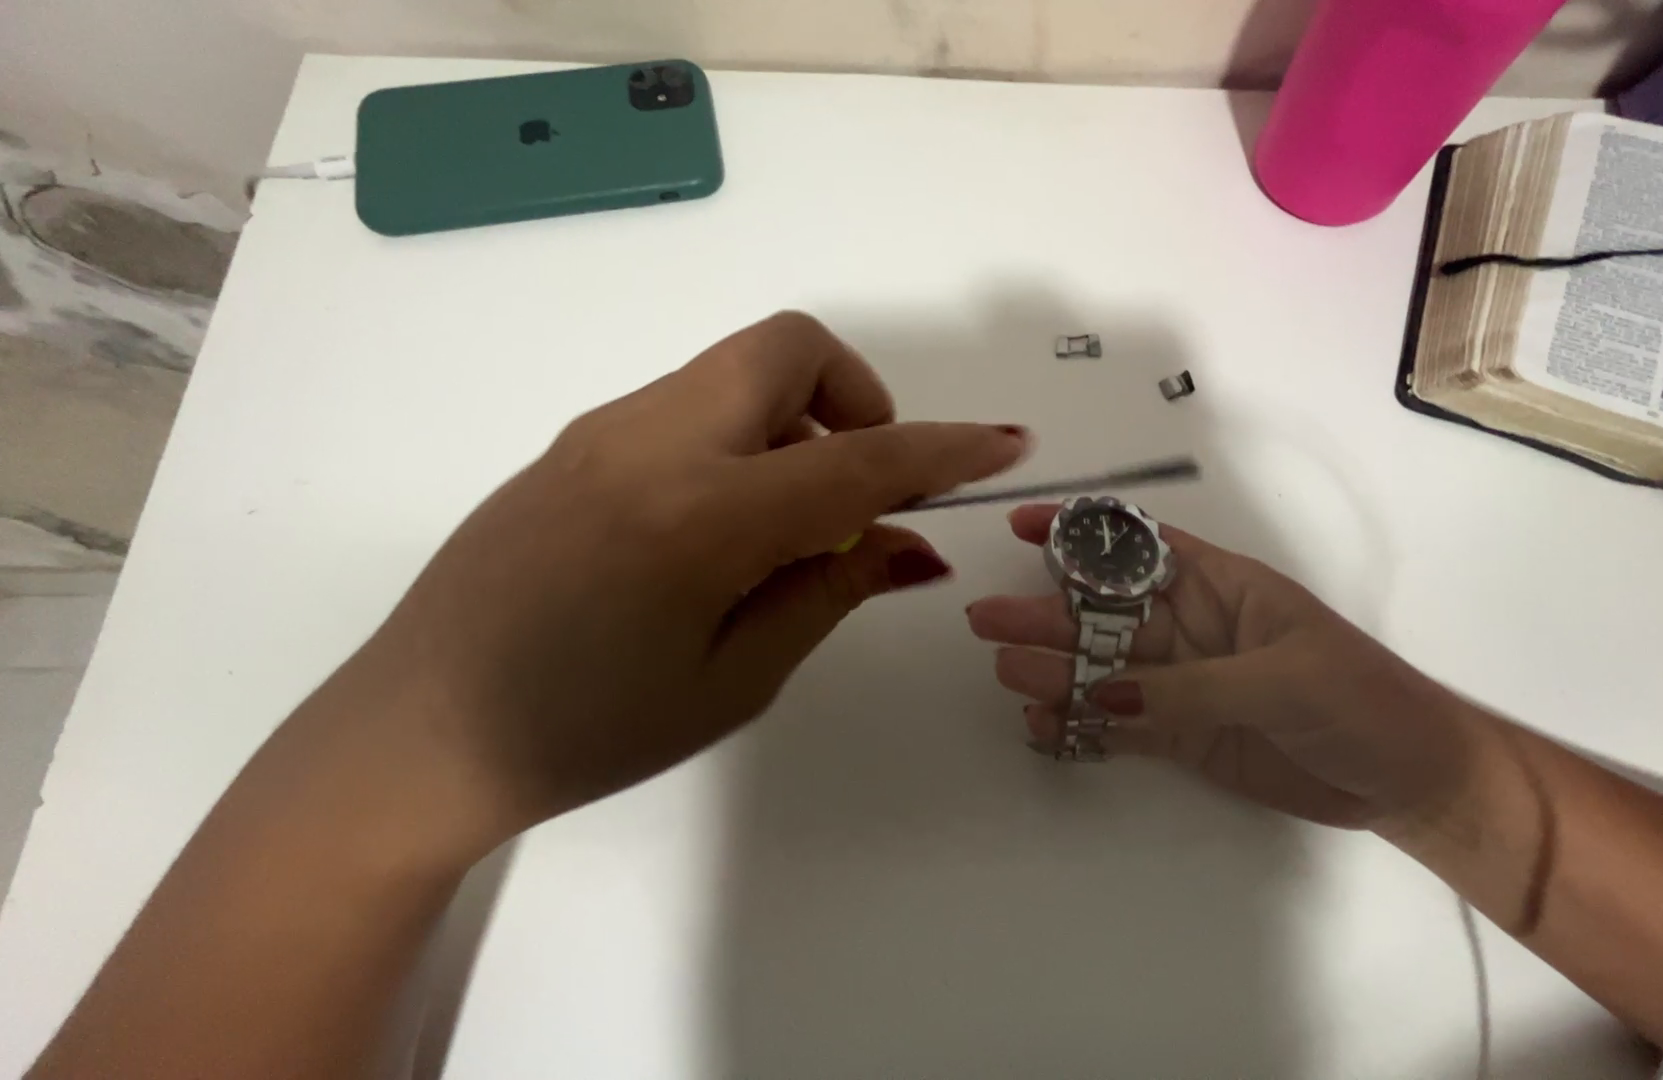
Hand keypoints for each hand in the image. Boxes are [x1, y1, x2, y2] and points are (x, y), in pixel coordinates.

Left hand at [304, 312, 1025, 837]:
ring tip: (790, 526)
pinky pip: (693, 404)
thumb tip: (916, 547)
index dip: (944, 450)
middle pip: (789, 347)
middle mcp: (650, 441)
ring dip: (800, 422)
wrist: (419, 736)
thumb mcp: (736, 678)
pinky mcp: (576, 443)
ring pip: (739, 372)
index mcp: (699, 516)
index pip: (857, 459)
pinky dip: (747, 438)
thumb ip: (830, 590)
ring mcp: (603, 431)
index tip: (1008, 444)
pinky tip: (726, 528)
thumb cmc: (590, 732)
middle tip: (860, 492)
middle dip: (857, 399)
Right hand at [968, 505, 1488, 831]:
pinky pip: (1121, 724)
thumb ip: (1191, 685)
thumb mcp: (1284, 678)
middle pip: (1104, 614)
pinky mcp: (1182, 734)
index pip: (1138, 548)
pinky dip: (1082, 726)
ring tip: (1007, 675)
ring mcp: (1182, 682)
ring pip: (1104, 670)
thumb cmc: (1360, 699)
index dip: (1080, 534)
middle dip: (1047, 613)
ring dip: (1056, 671)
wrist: (1406, 779)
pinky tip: (1042, 726)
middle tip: (986, 621)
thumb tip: (1105, 695)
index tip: (1022, 527)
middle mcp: (1190, 628)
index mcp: (1219, 587)